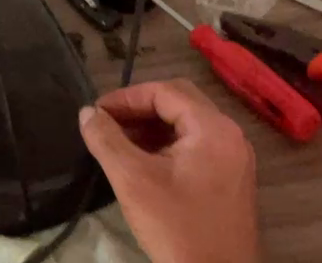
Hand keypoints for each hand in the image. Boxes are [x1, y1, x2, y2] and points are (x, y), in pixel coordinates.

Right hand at [79, 78, 259, 262]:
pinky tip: (144, 162)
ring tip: (120, 142)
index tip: (97, 112)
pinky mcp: (232, 180)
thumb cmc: (177, 229)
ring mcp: (235, 159)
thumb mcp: (133, 180)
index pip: (163, 92)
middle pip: (178, 101)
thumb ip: (106, 139)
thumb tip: (87, 112)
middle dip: (139, 107)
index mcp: (213, 128)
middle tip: (109, 122)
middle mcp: (230, 135)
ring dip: (152, 126)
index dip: (126, 98)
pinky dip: (167, 144)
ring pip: (187, 123)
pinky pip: (196, 144)